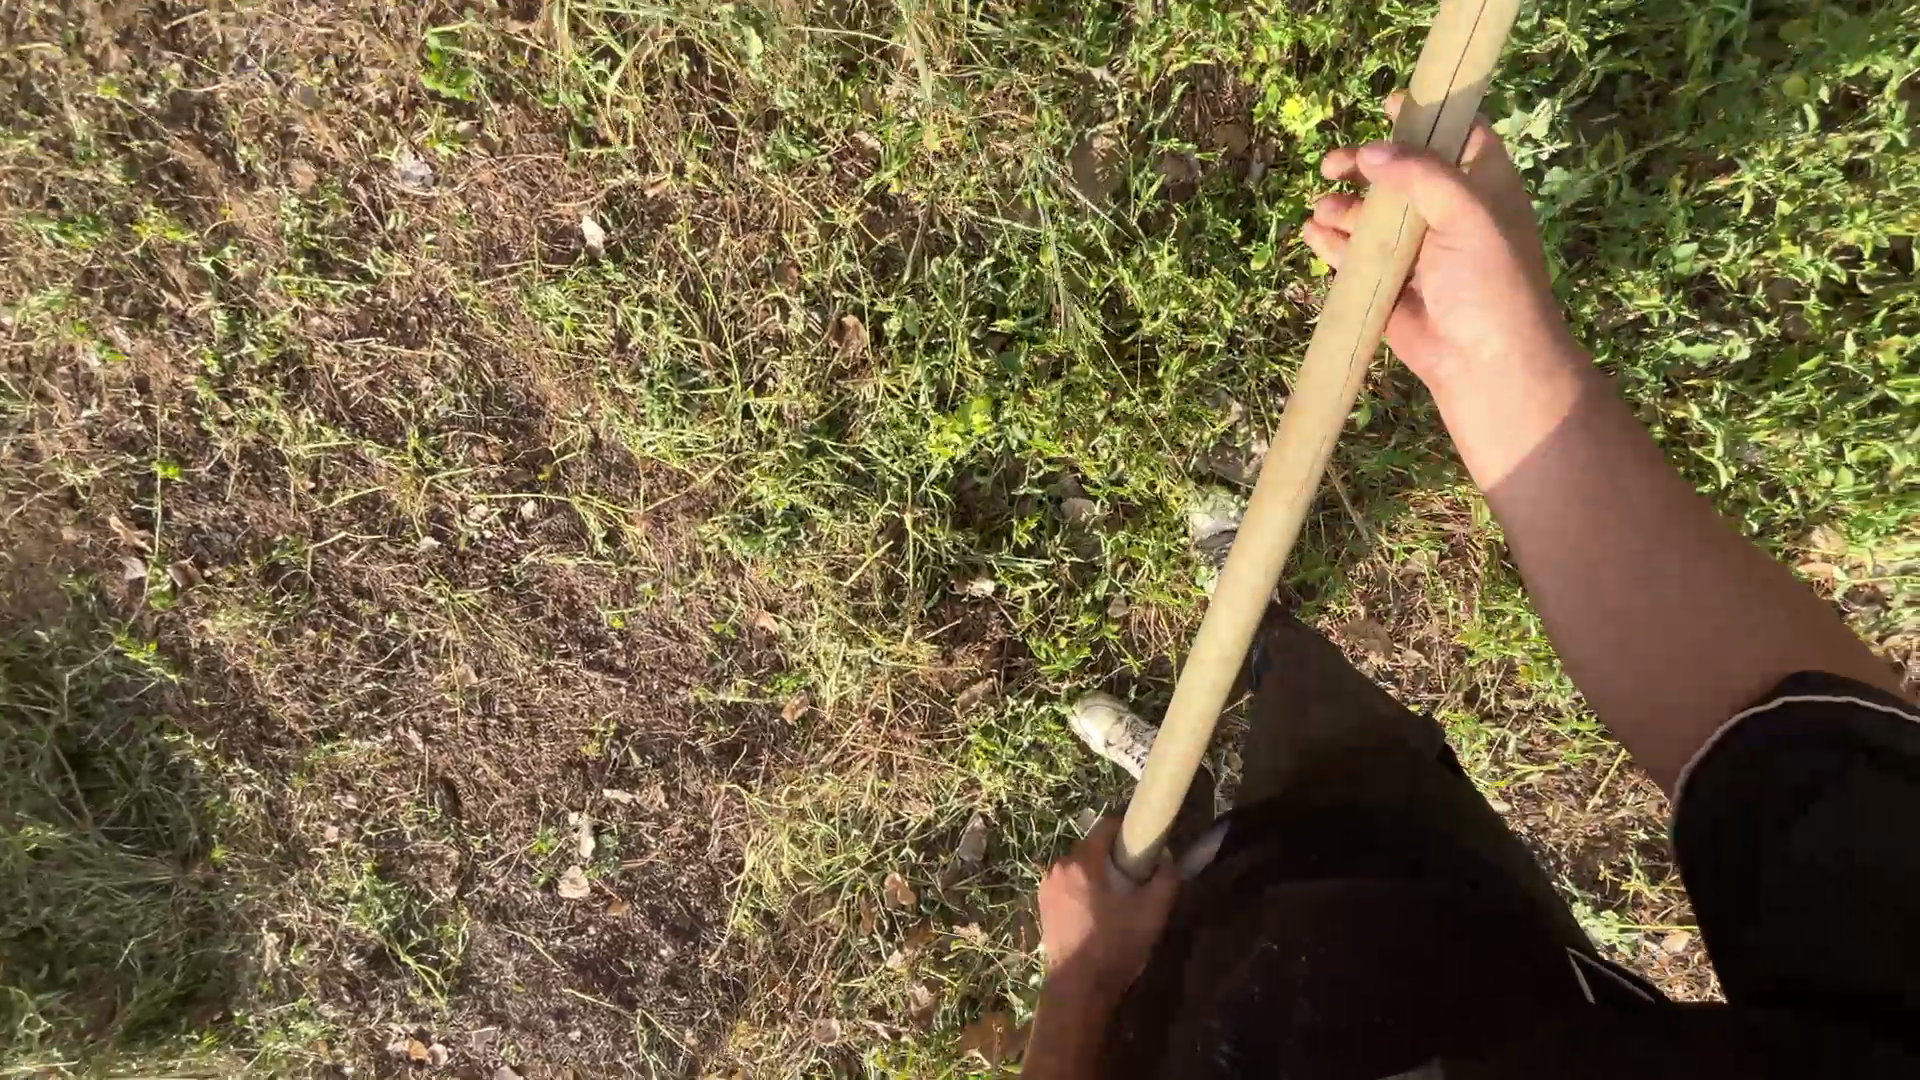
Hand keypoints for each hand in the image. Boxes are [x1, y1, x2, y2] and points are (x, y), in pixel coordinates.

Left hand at [1037, 818, 1178, 998]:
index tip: (1142, 843)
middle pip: (1091, 847)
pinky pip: (1066, 884)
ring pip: (1077, 866)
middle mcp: (1059, 866)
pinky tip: (1095, 913)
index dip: (1126, 829)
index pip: (1106, 826)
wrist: (1078, 988)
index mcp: (1083, 861)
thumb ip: (1165, 880)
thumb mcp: (1151, 914)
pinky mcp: (1043, 904)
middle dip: (1112, 855)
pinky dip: (1081, 889)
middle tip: (1132, 876)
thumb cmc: (1115, 947)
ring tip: (1114, 898)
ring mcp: (1047, 886)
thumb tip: (1167, 859)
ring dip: (1095, 873)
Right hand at [1301, 98, 1580, 394]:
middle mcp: (1445, 214)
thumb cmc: (1488, 280)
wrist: (1479, 357)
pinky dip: (1332, 245)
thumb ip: (1420, 177)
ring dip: (1342, 209)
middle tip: (1330, 165)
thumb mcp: (1466, 215)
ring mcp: (1412, 251)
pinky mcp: (1386, 284)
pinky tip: (1314, 236)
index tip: (1388, 104)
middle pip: (1398, 176)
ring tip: (1320, 209)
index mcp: (1479, 187)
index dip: (1424, 119)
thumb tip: (1370, 151)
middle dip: (1363, 168)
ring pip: (1369, 218)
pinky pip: (1353, 257)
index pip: (1454, 137)